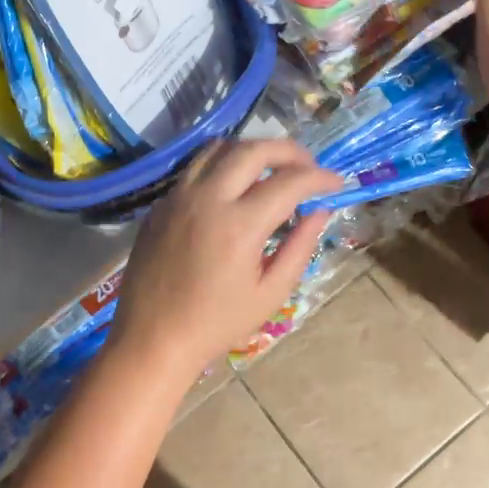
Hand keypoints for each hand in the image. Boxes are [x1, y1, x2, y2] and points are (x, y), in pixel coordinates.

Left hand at [110, 139, 342, 373]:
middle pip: (253, 149)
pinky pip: (195, 169)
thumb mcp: (270, 293)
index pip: (289, 182)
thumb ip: (299, 247)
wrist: (152, 338)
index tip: (336, 184)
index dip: (319, 178)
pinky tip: (234, 188)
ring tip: (272, 168)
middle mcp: (206, 198)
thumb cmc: (216, 324)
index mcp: (239, 225)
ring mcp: (178, 197)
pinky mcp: (160, 204)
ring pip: (218, 149)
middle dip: (288, 151)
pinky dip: (222, 166)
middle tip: (308, 166)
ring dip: (251, 150)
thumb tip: (319, 211)